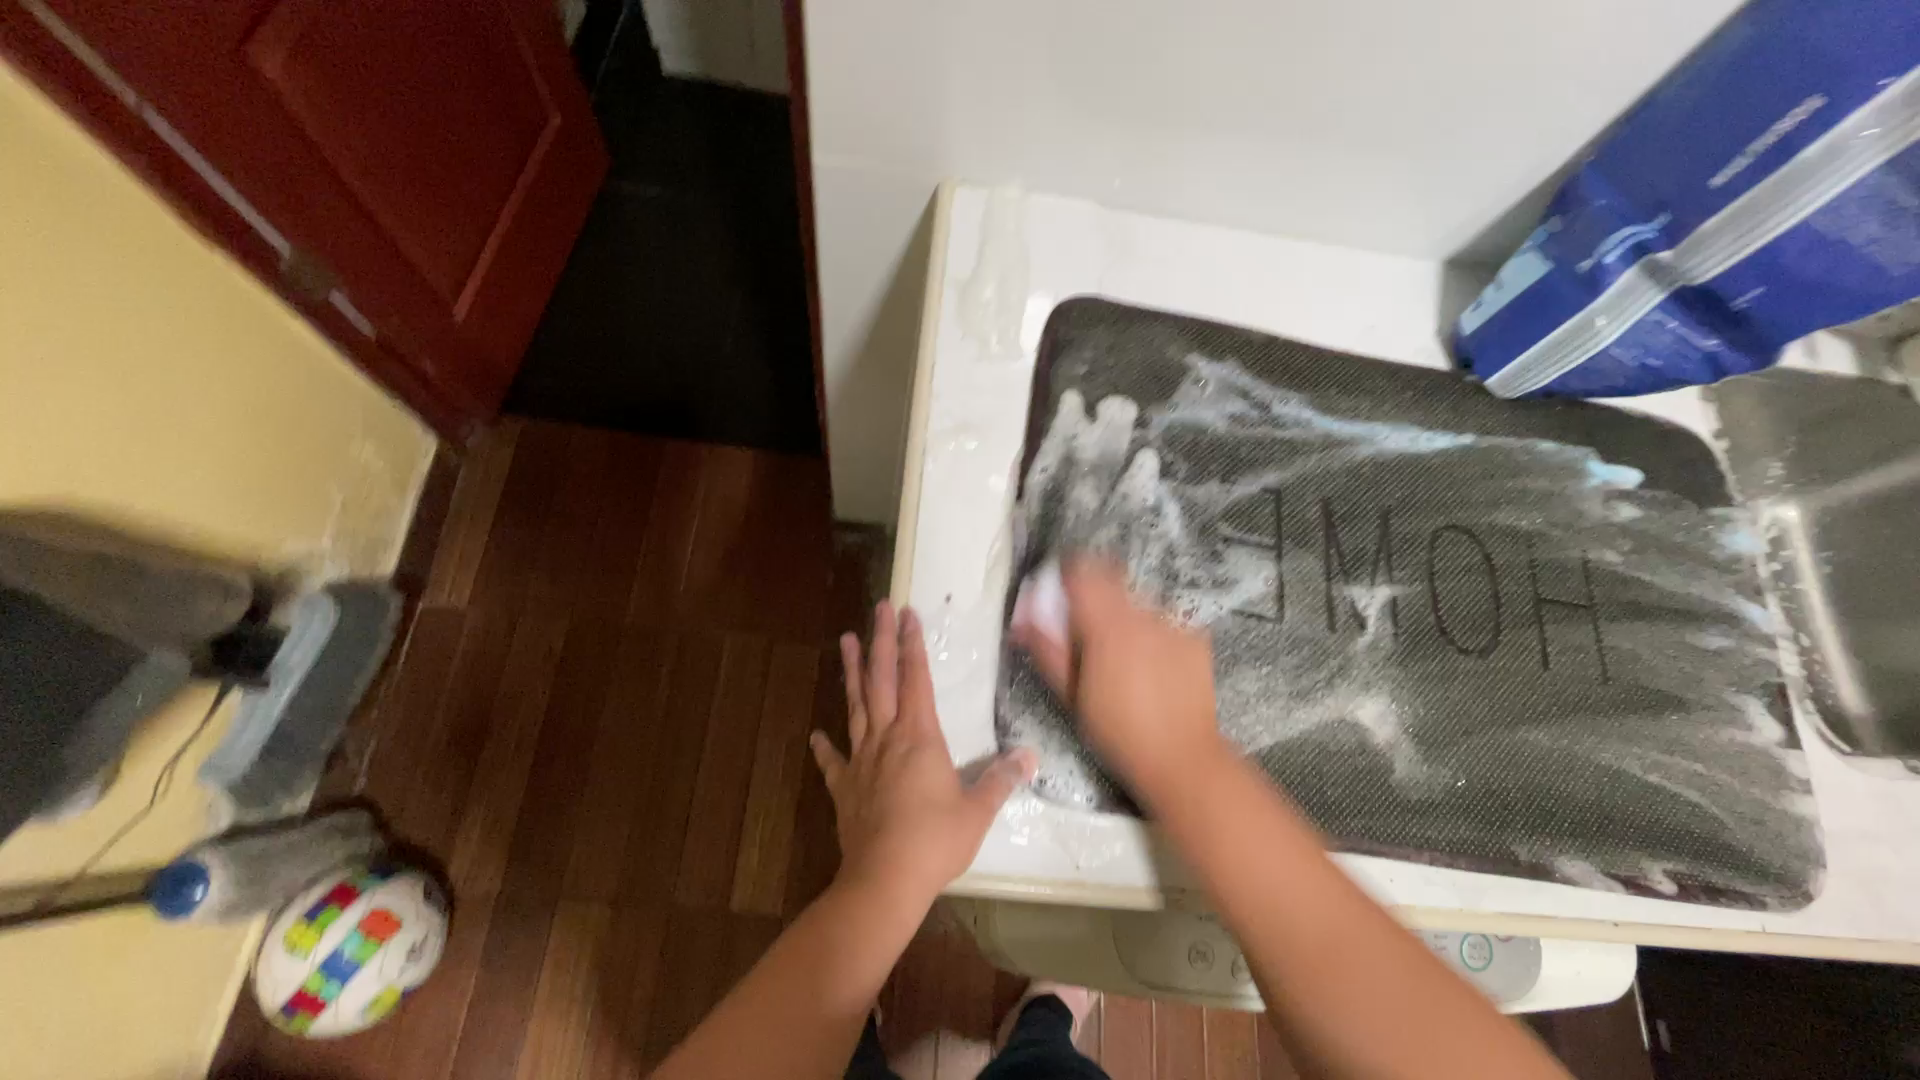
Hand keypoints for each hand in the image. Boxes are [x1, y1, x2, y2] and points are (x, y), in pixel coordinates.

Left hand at [811, 601, 1036, 908]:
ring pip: (855, 707)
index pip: (917, 679)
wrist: (884, 878)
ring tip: (846, 641)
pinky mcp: (844, 787)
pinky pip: (833, 762)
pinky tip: (815, 735)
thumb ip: (1001, 780)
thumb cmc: (935, 841)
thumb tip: (1029, 756)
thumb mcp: (978, 811)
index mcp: (921, 737)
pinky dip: (824, 747)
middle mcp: (887, 739)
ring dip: (852, 673)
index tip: (909, 614)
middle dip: (882, 641)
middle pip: (882, 680)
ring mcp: (861, 761)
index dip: (914, 645)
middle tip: (878, 608)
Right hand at [1010, 558, 1226, 801]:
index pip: (1081, 571)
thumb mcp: (1072, 695)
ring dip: (1125, 616)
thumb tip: (1022, 619)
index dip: (1065, 574)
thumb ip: (1047, 649)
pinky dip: (1153, 632)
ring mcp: (1174, 623)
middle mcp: (1142, 613)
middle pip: (1111, 581)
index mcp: (1106, 625)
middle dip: (1095, 597)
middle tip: (1087, 631)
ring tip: (1123, 656)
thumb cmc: (1117, 731)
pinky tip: (1153, 665)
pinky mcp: (1195, 636)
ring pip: (1138, 602)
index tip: (1058, 592)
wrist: (1181, 758)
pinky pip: (1165, 621)